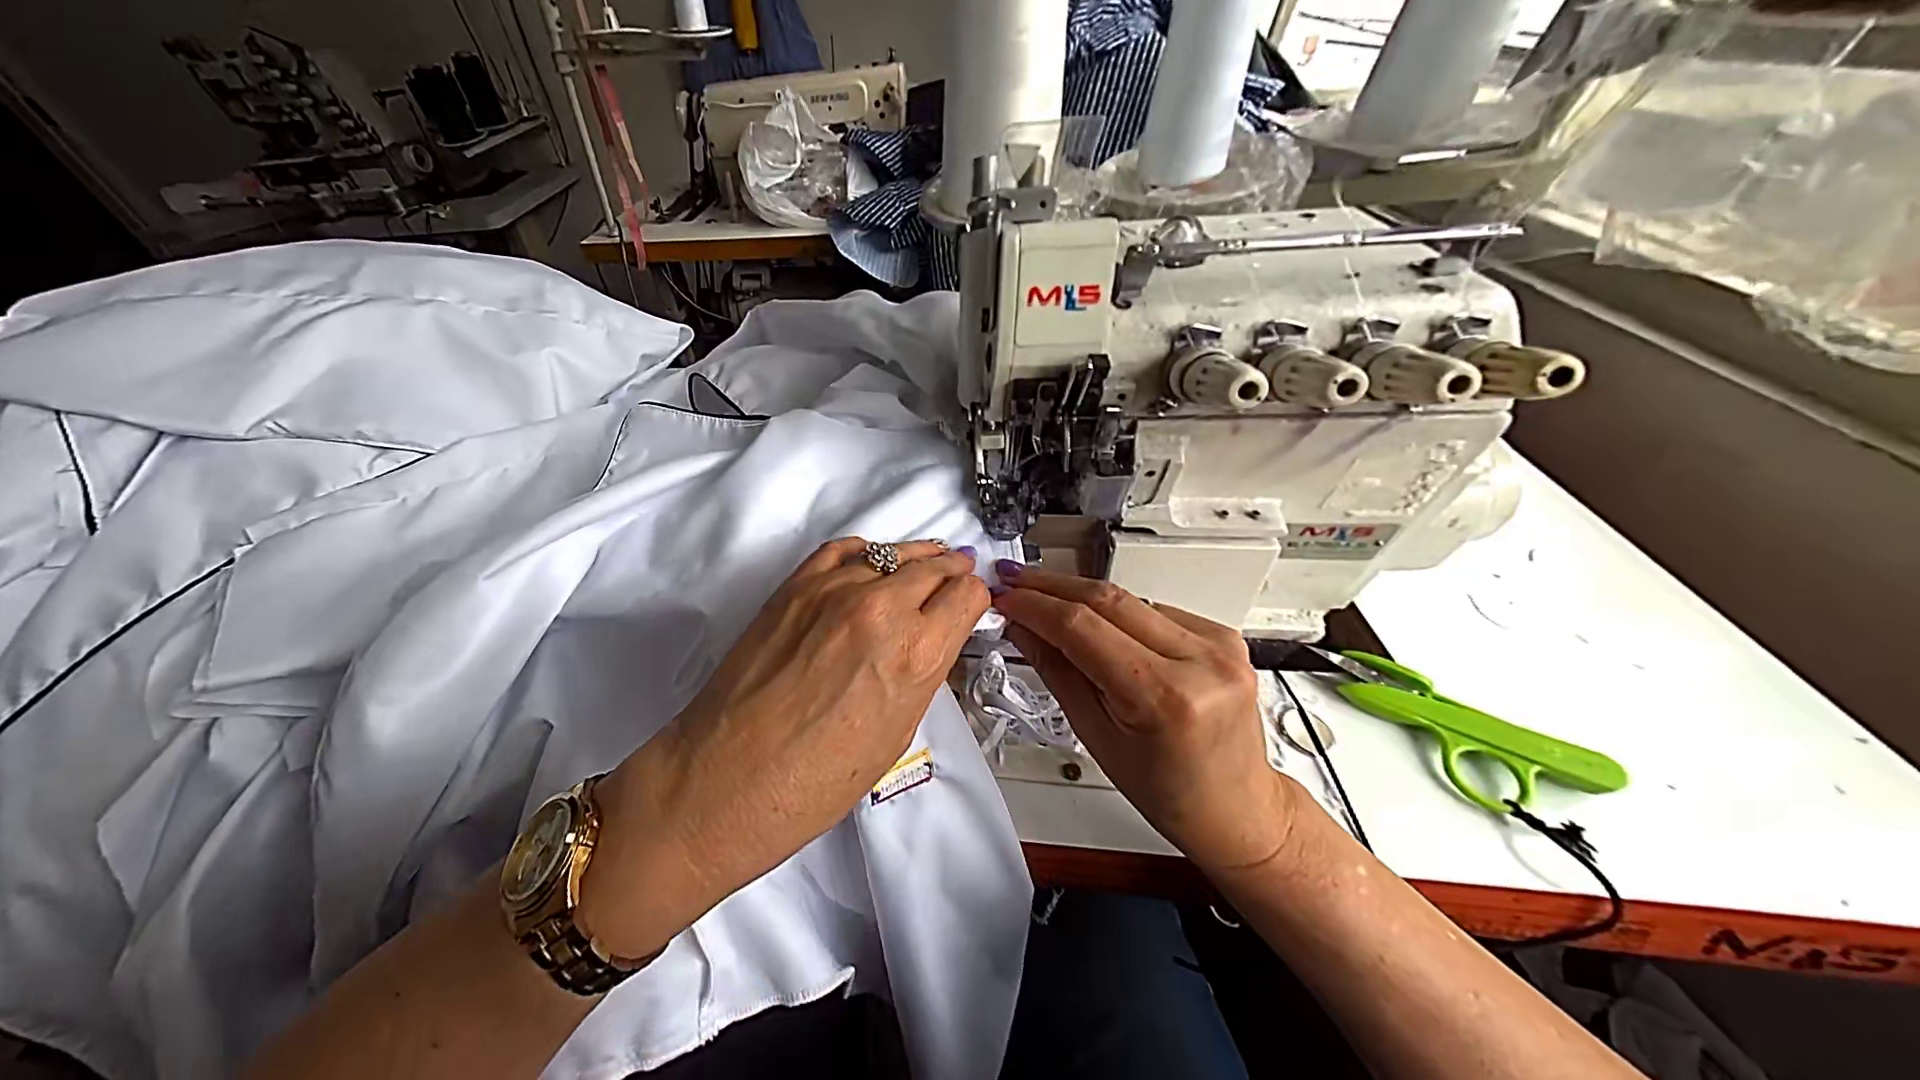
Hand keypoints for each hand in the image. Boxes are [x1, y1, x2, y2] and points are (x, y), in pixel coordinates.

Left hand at [579, 538, 989, 958]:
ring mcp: (832, 590)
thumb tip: (935, 638)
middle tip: (955, 579)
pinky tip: (875, 561)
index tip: (970, 605)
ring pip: (893, 552)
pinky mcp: (793, 587)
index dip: (973, 600)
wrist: (724, 781)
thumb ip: (923, 671)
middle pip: (935, 566)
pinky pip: (843, 549)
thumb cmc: (815, 781)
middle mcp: (881, 610)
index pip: (966, 595)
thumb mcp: (898, 730)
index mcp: (916, 653)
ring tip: (925, 564)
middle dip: (951, 574)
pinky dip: (868, 552)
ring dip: (915, 559)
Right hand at [990, 564, 1301, 877]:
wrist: (1235, 806)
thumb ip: (1057, 671)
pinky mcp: (1224, 636)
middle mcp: (1200, 662)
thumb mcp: (1097, 737)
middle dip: (1052, 585)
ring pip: (1130, 598)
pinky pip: (1155, 609)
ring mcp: (1219, 645)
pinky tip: (1099, 622)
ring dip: (1082, 595)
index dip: (1034, 605)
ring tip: (1047, 602)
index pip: (1080, 626)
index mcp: (1165, 697)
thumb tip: (1024, 628)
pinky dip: (1120, 611)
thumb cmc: (1173, 791)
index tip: (1008, 597)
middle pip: (1107, 598)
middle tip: (1018, 581)